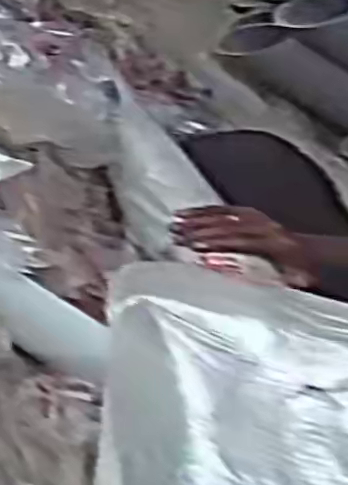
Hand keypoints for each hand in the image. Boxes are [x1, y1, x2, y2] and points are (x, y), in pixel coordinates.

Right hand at [173, 206, 306, 265]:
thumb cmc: (293, 267)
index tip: (192, 247)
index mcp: (277, 244)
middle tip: (175, 236)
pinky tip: (181, 213)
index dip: (216, 244)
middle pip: (227, 228)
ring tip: (173, 226)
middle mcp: (266, 228)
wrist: (311, 251)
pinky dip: (199, 210)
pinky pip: (221, 208)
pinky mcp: (247, 211)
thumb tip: (219, 267)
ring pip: (221, 217)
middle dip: (199, 232)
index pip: (240, 242)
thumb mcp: (288, 276)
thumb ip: (258, 274)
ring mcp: (257, 218)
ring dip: (194, 221)